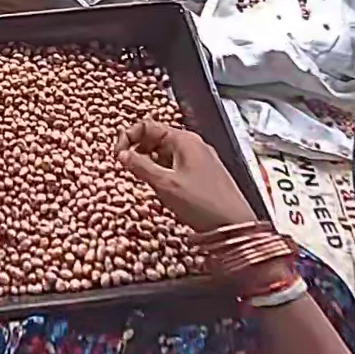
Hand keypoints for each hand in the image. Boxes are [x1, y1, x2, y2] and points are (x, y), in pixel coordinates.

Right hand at [114, 121, 257, 233]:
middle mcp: (193, 144)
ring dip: (148, 161)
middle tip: (127, 167)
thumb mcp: (165, 184)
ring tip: (141, 178)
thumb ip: (140, 166)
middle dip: (138, 149)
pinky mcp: (203, 173)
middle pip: (156, 137)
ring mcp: (199, 158)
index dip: (128, 137)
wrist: (235, 227)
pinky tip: (159, 185)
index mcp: (184, 140)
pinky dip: (162, 170)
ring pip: (164, 152)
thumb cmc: (202, 203)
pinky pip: (175, 164)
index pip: (147, 126)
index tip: (118, 155)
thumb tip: (122, 155)